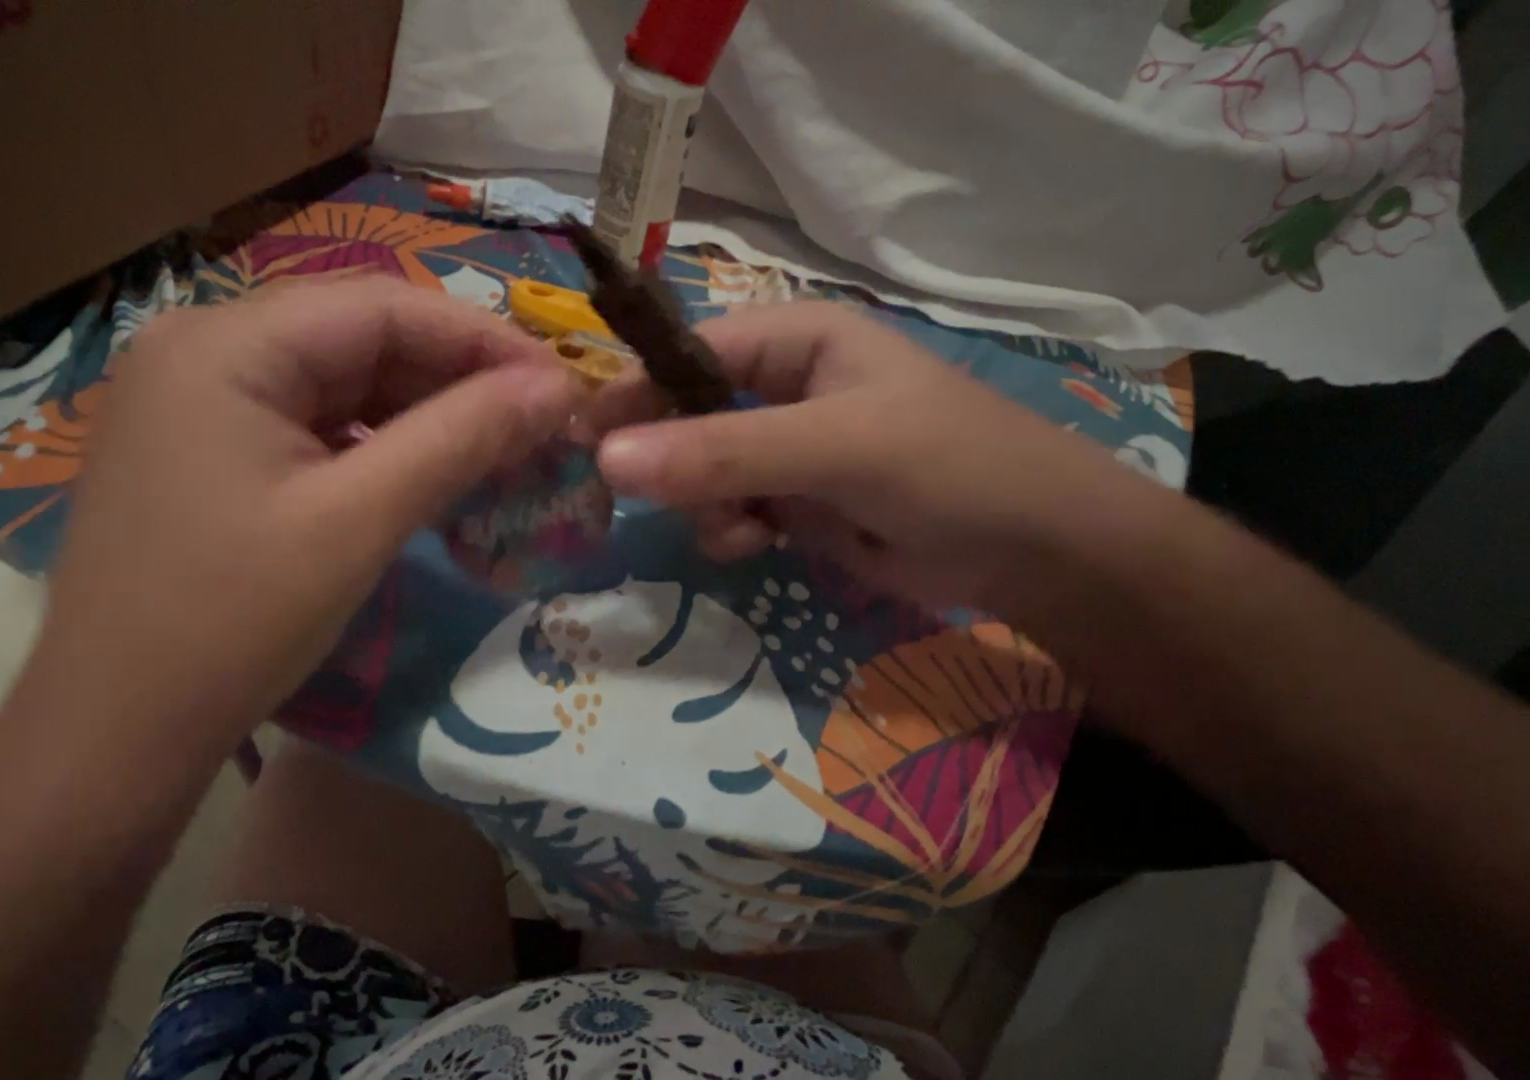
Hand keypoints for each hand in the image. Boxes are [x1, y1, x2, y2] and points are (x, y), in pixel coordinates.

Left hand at [36, 278, 579, 736]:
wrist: (115, 731)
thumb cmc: (232, 622)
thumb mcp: (358, 523)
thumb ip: (461, 439)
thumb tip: (558, 388)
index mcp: (225, 345)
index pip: (384, 307)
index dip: (484, 340)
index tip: (562, 386)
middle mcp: (202, 348)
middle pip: (360, 337)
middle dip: (456, 378)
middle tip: (540, 424)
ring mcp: (197, 400)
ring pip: (340, 381)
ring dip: (422, 413)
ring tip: (499, 450)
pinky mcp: (205, 449)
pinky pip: (311, 423)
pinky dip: (376, 444)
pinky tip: (426, 473)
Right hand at [592, 302, 1143, 609]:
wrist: (1033, 551)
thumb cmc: (946, 467)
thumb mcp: (835, 449)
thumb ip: (722, 453)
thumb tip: (606, 459)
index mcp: (796, 339)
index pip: (686, 352)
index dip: (634, 391)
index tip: (584, 437)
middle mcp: (783, 386)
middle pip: (683, 414)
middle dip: (670, 458)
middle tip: (646, 496)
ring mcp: (786, 447)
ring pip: (700, 471)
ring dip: (704, 502)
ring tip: (740, 527)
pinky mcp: (793, 501)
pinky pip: (728, 509)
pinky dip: (729, 528)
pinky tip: (757, 543)